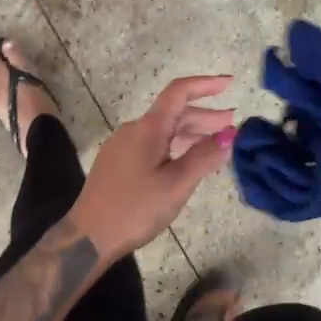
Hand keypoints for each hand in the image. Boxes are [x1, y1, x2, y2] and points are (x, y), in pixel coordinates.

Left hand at [67, 76, 236, 261]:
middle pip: (173, 112)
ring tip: (216, 142)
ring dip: (191, 132)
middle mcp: (134, 129)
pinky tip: (187, 160)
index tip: (229, 84)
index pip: (178, 92)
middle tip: (232, 125)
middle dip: (205, 115)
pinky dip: (175, 145)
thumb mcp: (175, 185)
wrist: (88, 236)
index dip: (205, 84)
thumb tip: (229, 135)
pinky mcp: (118, 162)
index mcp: (148, 128)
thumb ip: (204, 157)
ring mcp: (123, 145)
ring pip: (163, 130)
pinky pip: (152, 143)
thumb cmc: (135, 209)